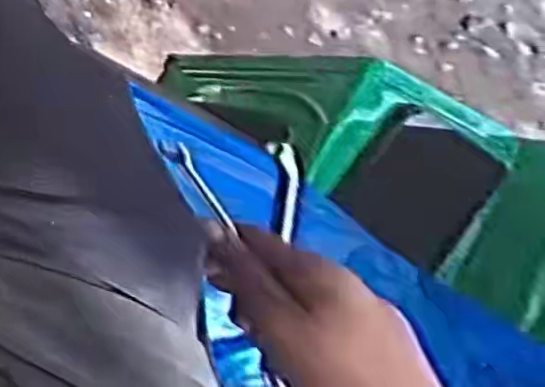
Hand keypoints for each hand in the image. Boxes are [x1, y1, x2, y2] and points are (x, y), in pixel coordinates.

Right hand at [206, 224, 440, 386]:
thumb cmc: (334, 372)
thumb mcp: (273, 318)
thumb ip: (241, 269)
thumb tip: (210, 227)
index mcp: (327, 270)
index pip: (257, 236)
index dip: (223, 247)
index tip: (206, 270)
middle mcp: (356, 287)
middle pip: (281, 271)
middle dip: (251, 289)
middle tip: (240, 317)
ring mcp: (380, 323)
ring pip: (304, 302)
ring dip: (276, 317)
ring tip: (271, 345)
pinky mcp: (392, 355)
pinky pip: (330, 328)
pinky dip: (306, 337)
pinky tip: (303, 360)